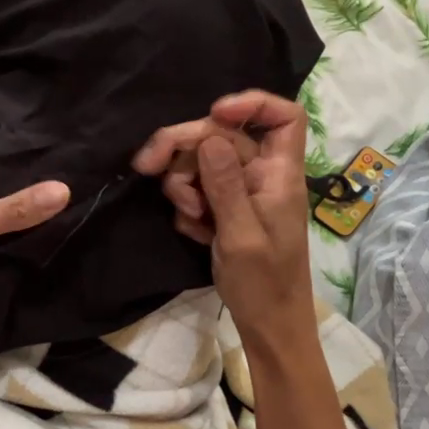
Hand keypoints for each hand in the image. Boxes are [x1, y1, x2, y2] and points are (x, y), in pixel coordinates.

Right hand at [135, 91, 312, 343]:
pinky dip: (187, 207)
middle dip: (183, 147)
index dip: (251, 104)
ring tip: (189, 216)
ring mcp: (240, 192)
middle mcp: (261, 175)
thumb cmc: (264, 284)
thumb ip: (225, 186)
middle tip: (146, 165)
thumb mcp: (241, 237)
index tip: (213, 112)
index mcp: (279, 175)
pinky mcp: (224, 209)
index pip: (282, 118)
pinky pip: (196, 190)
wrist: (267, 323)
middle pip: (221, 136)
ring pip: (201, 163)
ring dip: (183, 184)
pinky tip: (195, 231)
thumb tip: (210, 138)